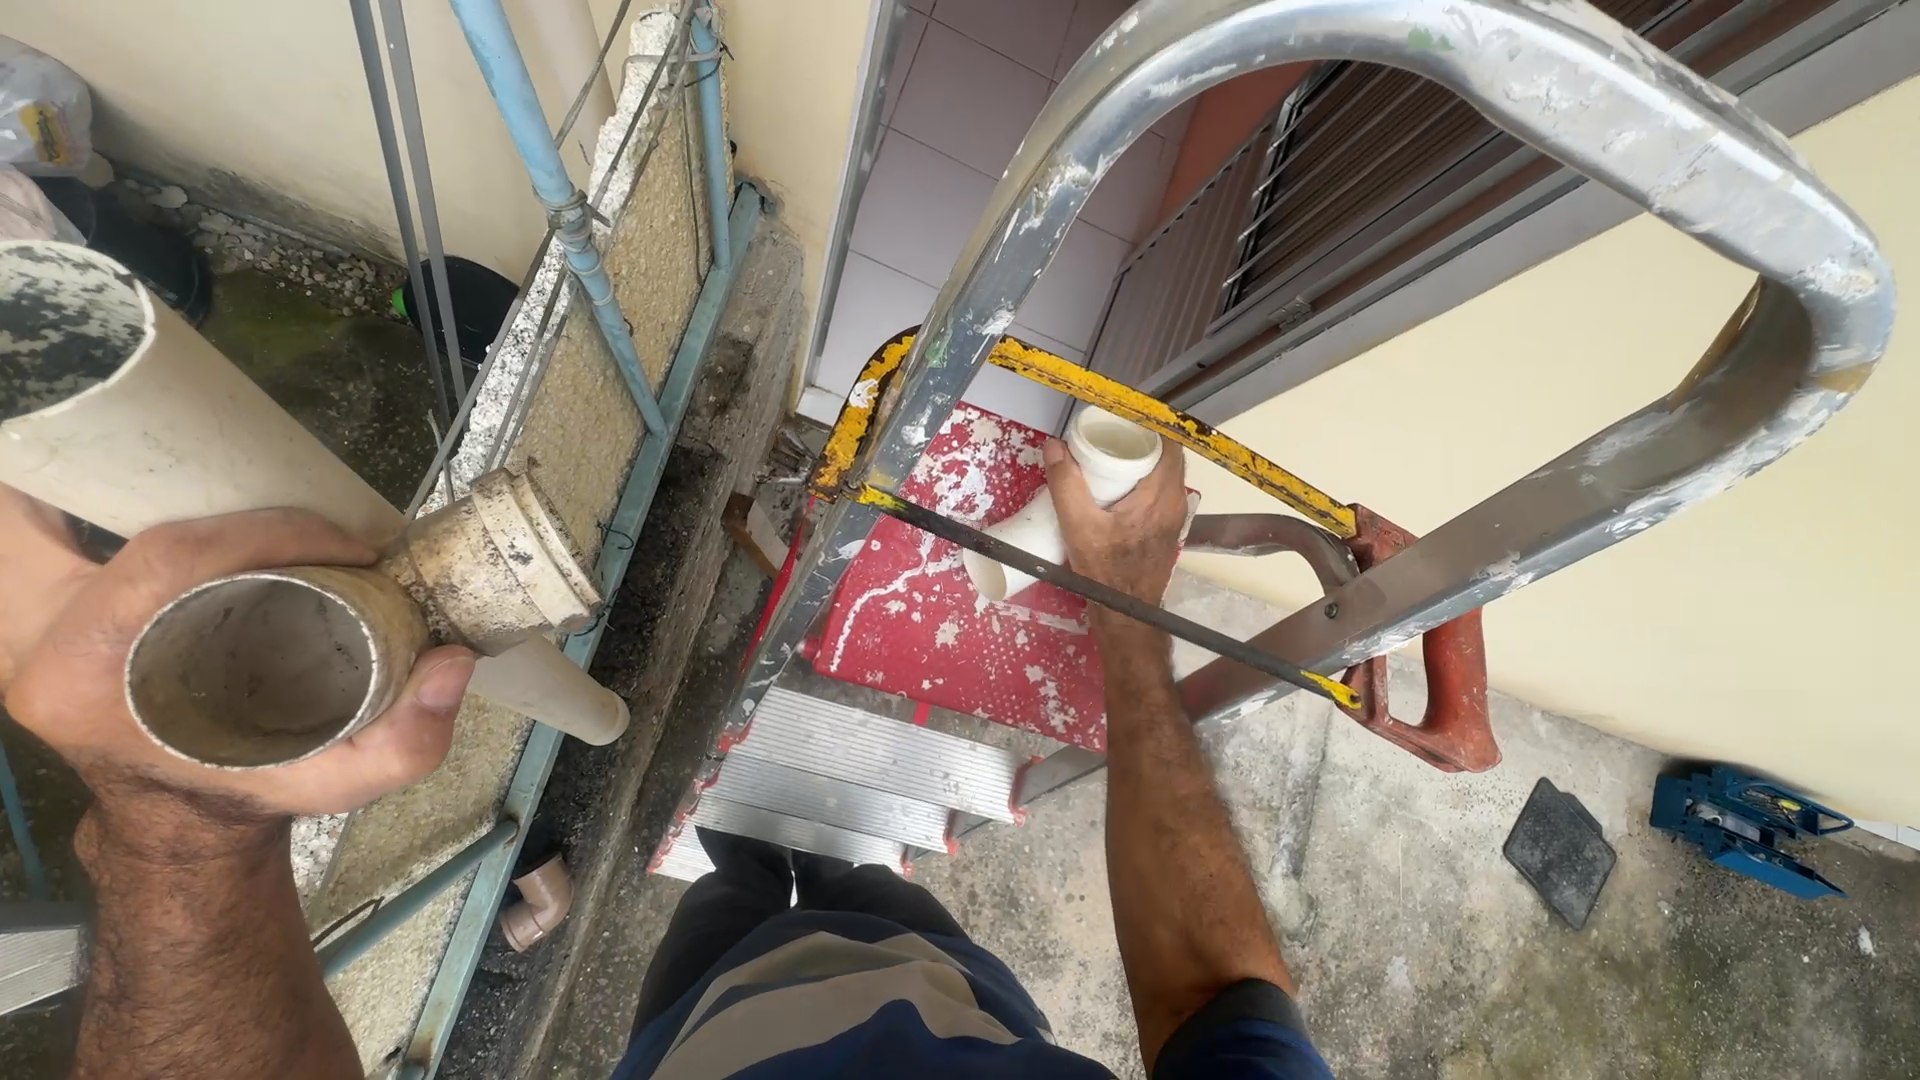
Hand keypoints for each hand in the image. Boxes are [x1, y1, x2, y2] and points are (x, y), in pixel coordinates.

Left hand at [1, 491, 474, 846]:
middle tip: (235, 472)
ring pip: (19, 531)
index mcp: (95, 681)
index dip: (262, 530)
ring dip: (82, 488)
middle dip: (122, 481)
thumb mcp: (351, 777)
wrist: (195, 813)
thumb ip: (413, 734)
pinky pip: (27, 545)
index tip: (347, 543)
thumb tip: (453, 660)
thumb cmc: (266, 783)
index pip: (164, 560)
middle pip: (41, 528)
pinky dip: (66, 509)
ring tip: (189, 472)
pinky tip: (139, 496)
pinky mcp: (32, 621)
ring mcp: (21, 633)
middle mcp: (35, 650)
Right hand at [1044, 435, 1185, 608]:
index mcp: (1162, 494)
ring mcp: (1173, 516)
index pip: (1169, 442)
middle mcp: (1175, 501)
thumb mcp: (1078, 526)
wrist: (1125, 612)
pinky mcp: (1165, 527)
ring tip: (1110, 452)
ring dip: (1142, 459)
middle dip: (1140, 439)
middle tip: (1109, 432)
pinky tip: (1117, 483)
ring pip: (1164, 472)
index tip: (1120, 416)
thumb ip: (1066, 484)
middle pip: (1166, 454)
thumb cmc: (1105, 571)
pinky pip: (1159, 489)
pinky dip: (1142, 478)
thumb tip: (1054, 446)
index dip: (1148, 423)